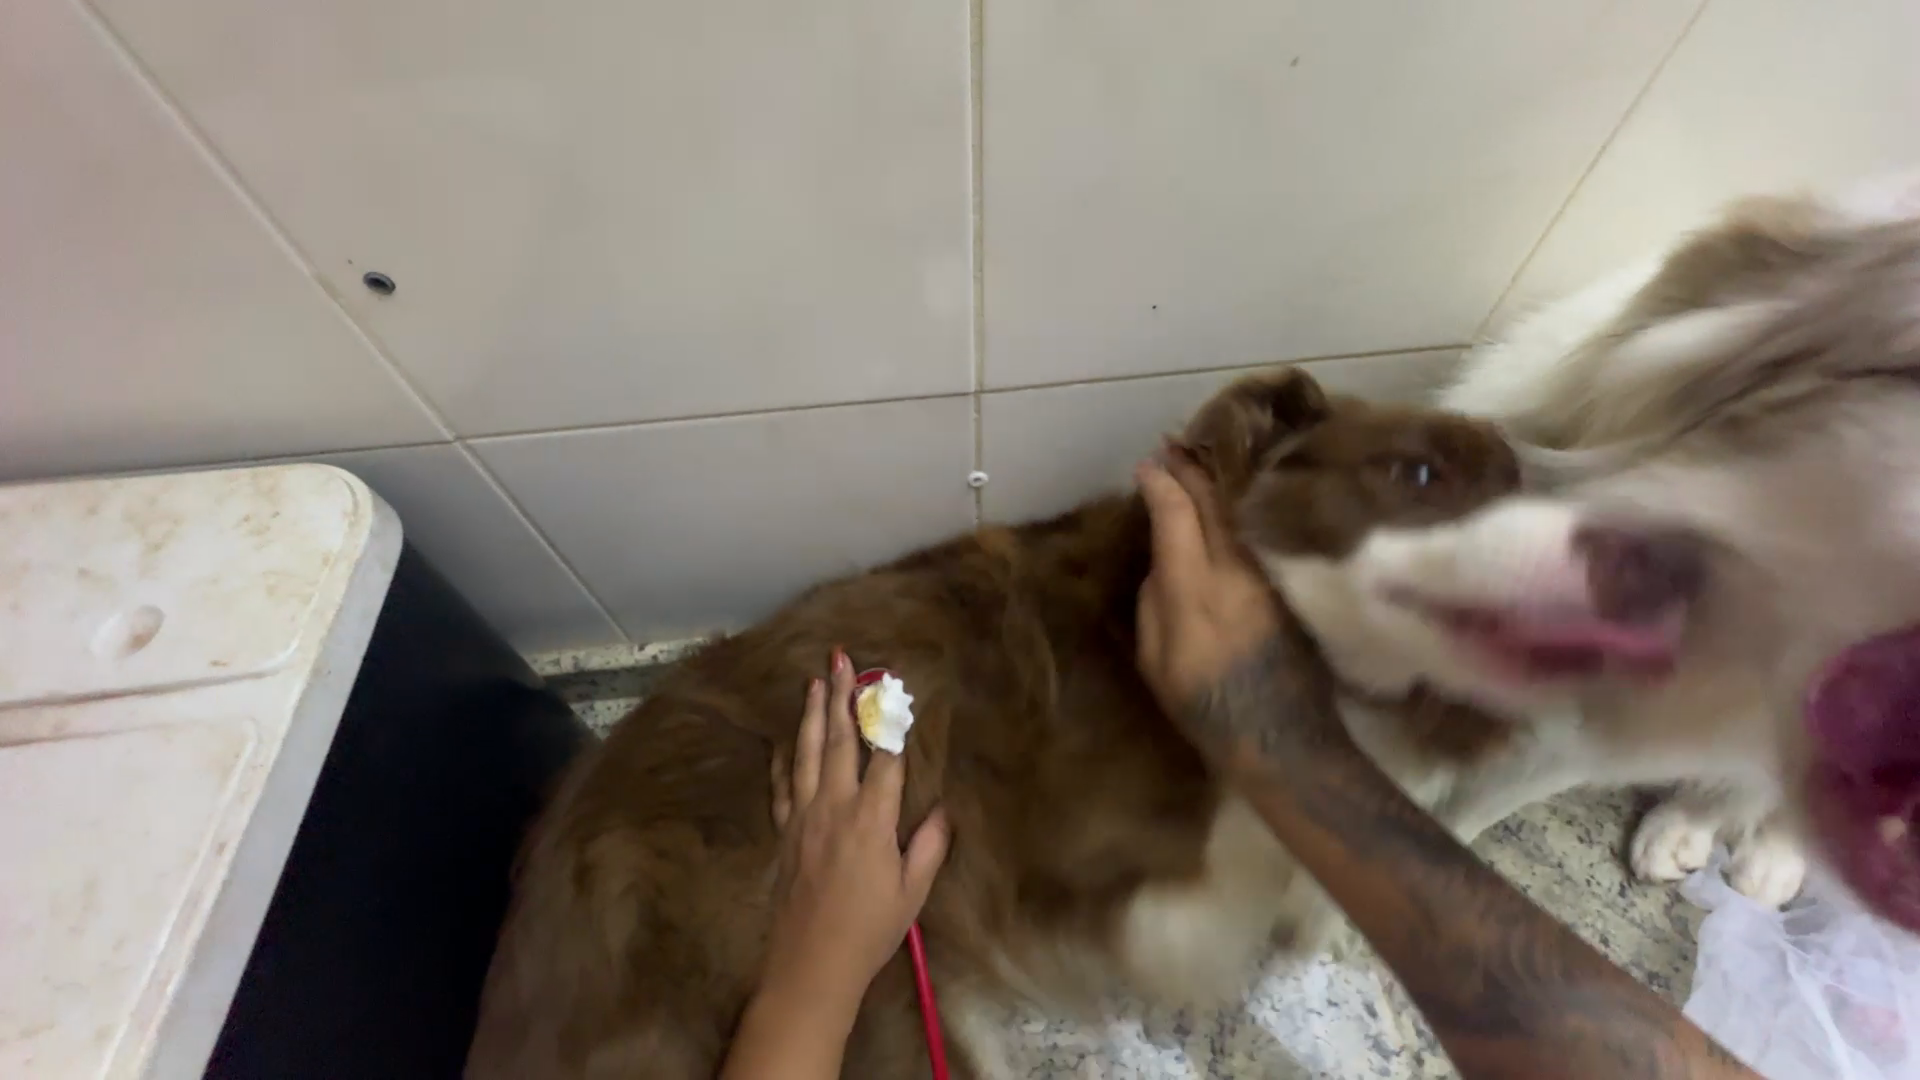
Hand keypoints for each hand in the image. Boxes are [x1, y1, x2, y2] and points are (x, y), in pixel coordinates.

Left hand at [759, 649, 950, 1019]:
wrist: (810, 966)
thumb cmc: (869, 930)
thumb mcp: (912, 891)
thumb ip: (929, 845)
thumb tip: (943, 808)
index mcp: (872, 819)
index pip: (885, 757)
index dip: (891, 719)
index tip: (893, 686)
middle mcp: (835, 807)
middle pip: (840, 741)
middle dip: (843, 697)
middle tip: (842, 660)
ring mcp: (804, 816)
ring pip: (807, 753)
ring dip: (813, 714)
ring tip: (814, 680)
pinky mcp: (785, 831)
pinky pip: (782, 786)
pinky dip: (784, 759)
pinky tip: (784, 741)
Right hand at [1133, 446, 1286, 714]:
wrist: (1281, 739)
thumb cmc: (1203, 706)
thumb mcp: (1155, 661)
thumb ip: (1154, 602)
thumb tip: (1164, 564)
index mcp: (1194, 591)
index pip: (1176, 516)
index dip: (1160, 484)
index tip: (1146, 466)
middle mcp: (1235, 572)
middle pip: (1213, 502)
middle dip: (1191, 468)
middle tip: (1173, 444)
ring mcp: (1268, 576)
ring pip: (1241, 512)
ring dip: (1218, 480)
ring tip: (1201, 458)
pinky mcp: (1288, 585)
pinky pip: (1258, 532)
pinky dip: (1240, 506)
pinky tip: (1232, 497)